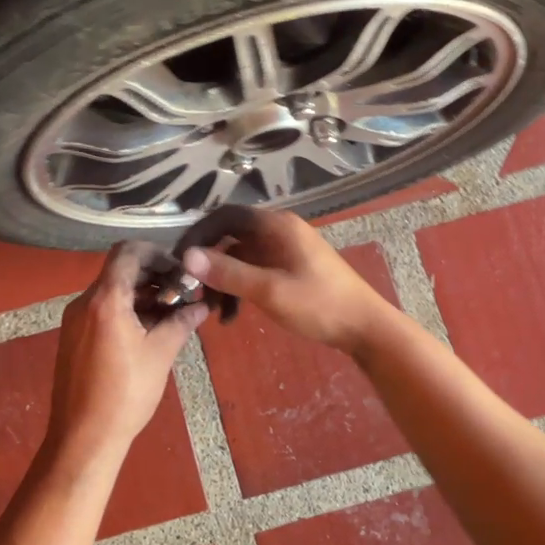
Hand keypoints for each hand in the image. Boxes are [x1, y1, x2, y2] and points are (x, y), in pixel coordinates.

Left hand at [48, 242, 208, 461]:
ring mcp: (75, 320)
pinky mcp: (74, 337)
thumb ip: (181, 323)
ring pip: (112, 291)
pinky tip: (150, 329)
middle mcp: (84, 302)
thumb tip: (202, 306)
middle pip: (120, 270)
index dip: (156, 253)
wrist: (84, 437)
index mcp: (105, 300)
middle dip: (154, 275)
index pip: (128, 252)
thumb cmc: (126, 394)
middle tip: (183, 291)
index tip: (180, 270)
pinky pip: (102, 310)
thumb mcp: (160, 354)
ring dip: (142, 294)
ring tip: (172, 312)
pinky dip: (127, 310)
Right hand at [180, 208, 394, 353]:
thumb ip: (228, 273)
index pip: (224, 216)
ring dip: (223, 282)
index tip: (180, 262)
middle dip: (208, 265)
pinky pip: (253, 271)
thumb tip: (187, 257)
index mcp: (275, 226)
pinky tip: (233, 317)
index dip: (198, 235)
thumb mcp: (269, 291)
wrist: (365, 328)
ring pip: (239, 258)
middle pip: (229, 238)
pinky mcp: (288, 268)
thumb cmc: (320, 305)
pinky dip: (239, 289)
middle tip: (192, 292)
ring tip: (214, 313)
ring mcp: (284, 249)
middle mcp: (278, 230)